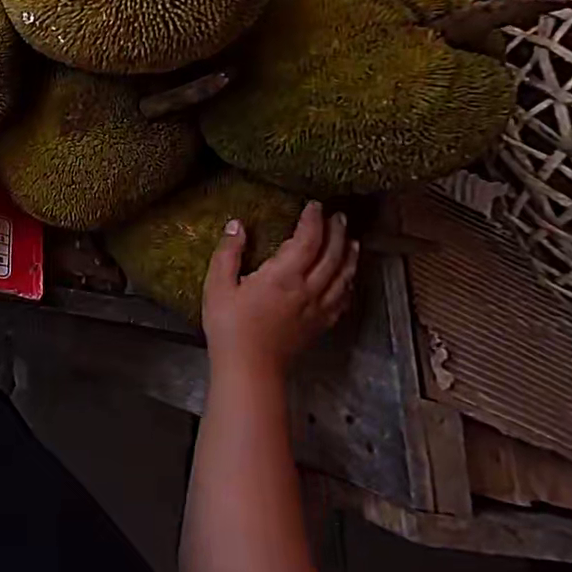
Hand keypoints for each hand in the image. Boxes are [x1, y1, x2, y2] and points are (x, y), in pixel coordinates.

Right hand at [202, 202, 357, 374]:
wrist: (250, 367)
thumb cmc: (229, 324)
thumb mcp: (218, 284)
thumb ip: (229, 253)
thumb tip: (237, 224)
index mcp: (283, 276)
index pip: (307, 240)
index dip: (313, 221)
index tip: (315, 204)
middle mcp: (308, 290)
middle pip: (332, 256)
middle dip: (337, 233)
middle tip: (339, 216)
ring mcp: (318, 309)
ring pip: (343, 277)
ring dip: (349, 256)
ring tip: (352, 240)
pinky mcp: (321, 325)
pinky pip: (343, 300)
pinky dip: (349, 283)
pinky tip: (349, 279)